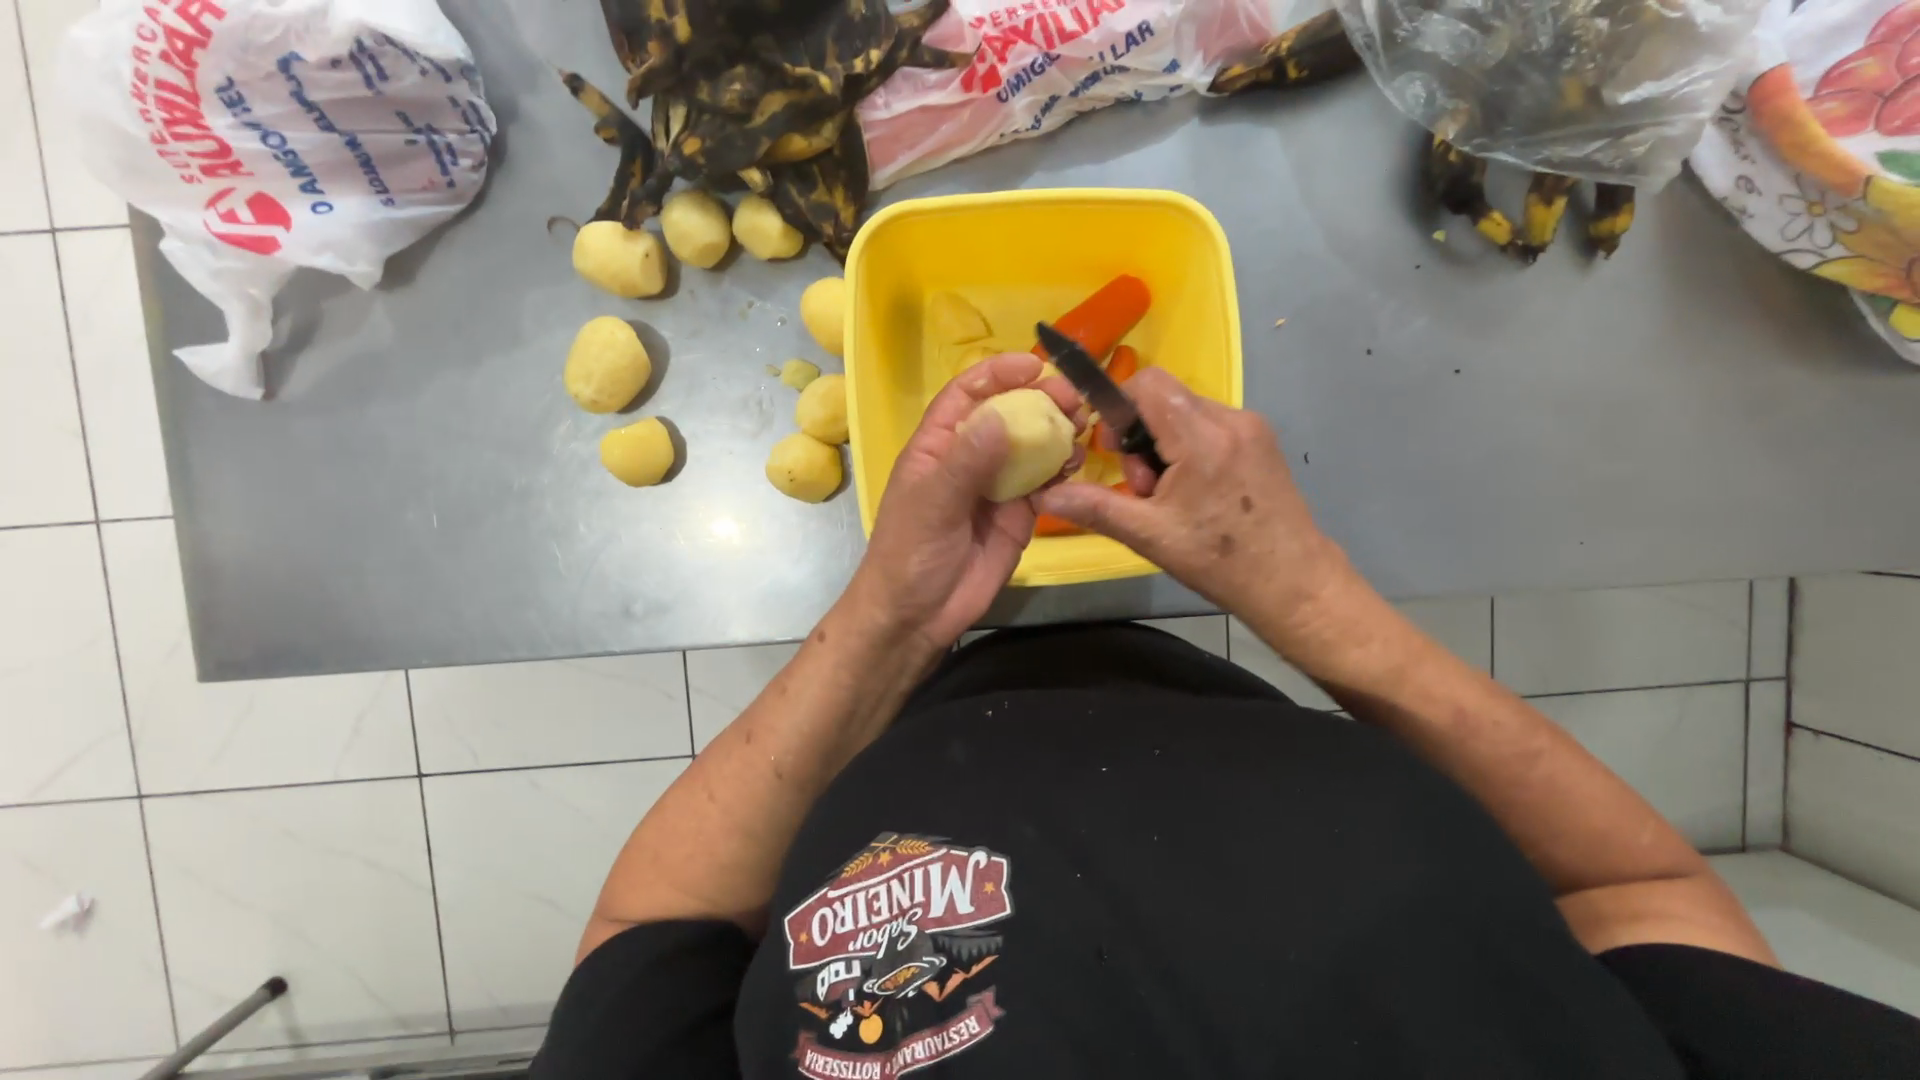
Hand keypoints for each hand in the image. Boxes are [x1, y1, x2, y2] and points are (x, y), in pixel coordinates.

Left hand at [845, 352, 1084, 653]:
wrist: (918, 615)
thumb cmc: (909, 554)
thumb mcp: (932, 504)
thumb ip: (967, 462)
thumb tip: (1003, 418)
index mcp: (937, 446)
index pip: (966, 395)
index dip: (997, 374)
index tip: (1034, 364)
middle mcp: (968, 459)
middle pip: (1006, 415)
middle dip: (1038, 401)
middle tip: (1072, 398)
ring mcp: (995, 487)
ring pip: (1030, 447)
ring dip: (1055, 432)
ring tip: (1082, 426)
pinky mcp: (1018, 515)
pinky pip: (1044, 483)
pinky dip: (1061, 470)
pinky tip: (1077, 463)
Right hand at [1033, 369, 1358, 653]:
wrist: (1293, 583)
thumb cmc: (1219, 561)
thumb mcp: (1150, 536)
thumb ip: (1094, 508)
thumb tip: (1044, 496)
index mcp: (1202, 438)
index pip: (1147, 383)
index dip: (1118, 406)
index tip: (1113, 449)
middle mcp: (1231, 419)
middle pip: (1164, 398)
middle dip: (1140, 434)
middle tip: (1144, 487)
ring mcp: (1251, 427)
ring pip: (1185, 412)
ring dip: (1164, 444)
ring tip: (1170, 496)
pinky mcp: (1261, 440)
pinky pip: (1209, 425)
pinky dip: (1189, 448)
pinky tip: (1195, 492)